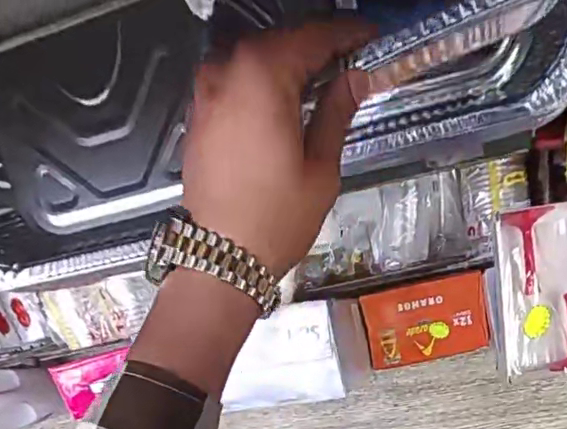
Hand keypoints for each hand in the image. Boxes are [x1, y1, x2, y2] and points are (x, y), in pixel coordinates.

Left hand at [182, 22, 373, 274]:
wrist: (225, 255)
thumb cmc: (272, 220)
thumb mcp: (320, 169)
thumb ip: (335, 114)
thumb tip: (353, 82)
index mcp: (262, 78)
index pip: (313, 37)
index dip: (345, 36)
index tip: (366, 38)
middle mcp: (227, 72)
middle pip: (281, 42)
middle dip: (317, 51)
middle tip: (349, 67)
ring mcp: (207, 92)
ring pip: (256, 62)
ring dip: (289, 69)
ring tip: (319, 90)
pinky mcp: (200, 114)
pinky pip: (236, 84)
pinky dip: (263, 88)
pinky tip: (285, 109)